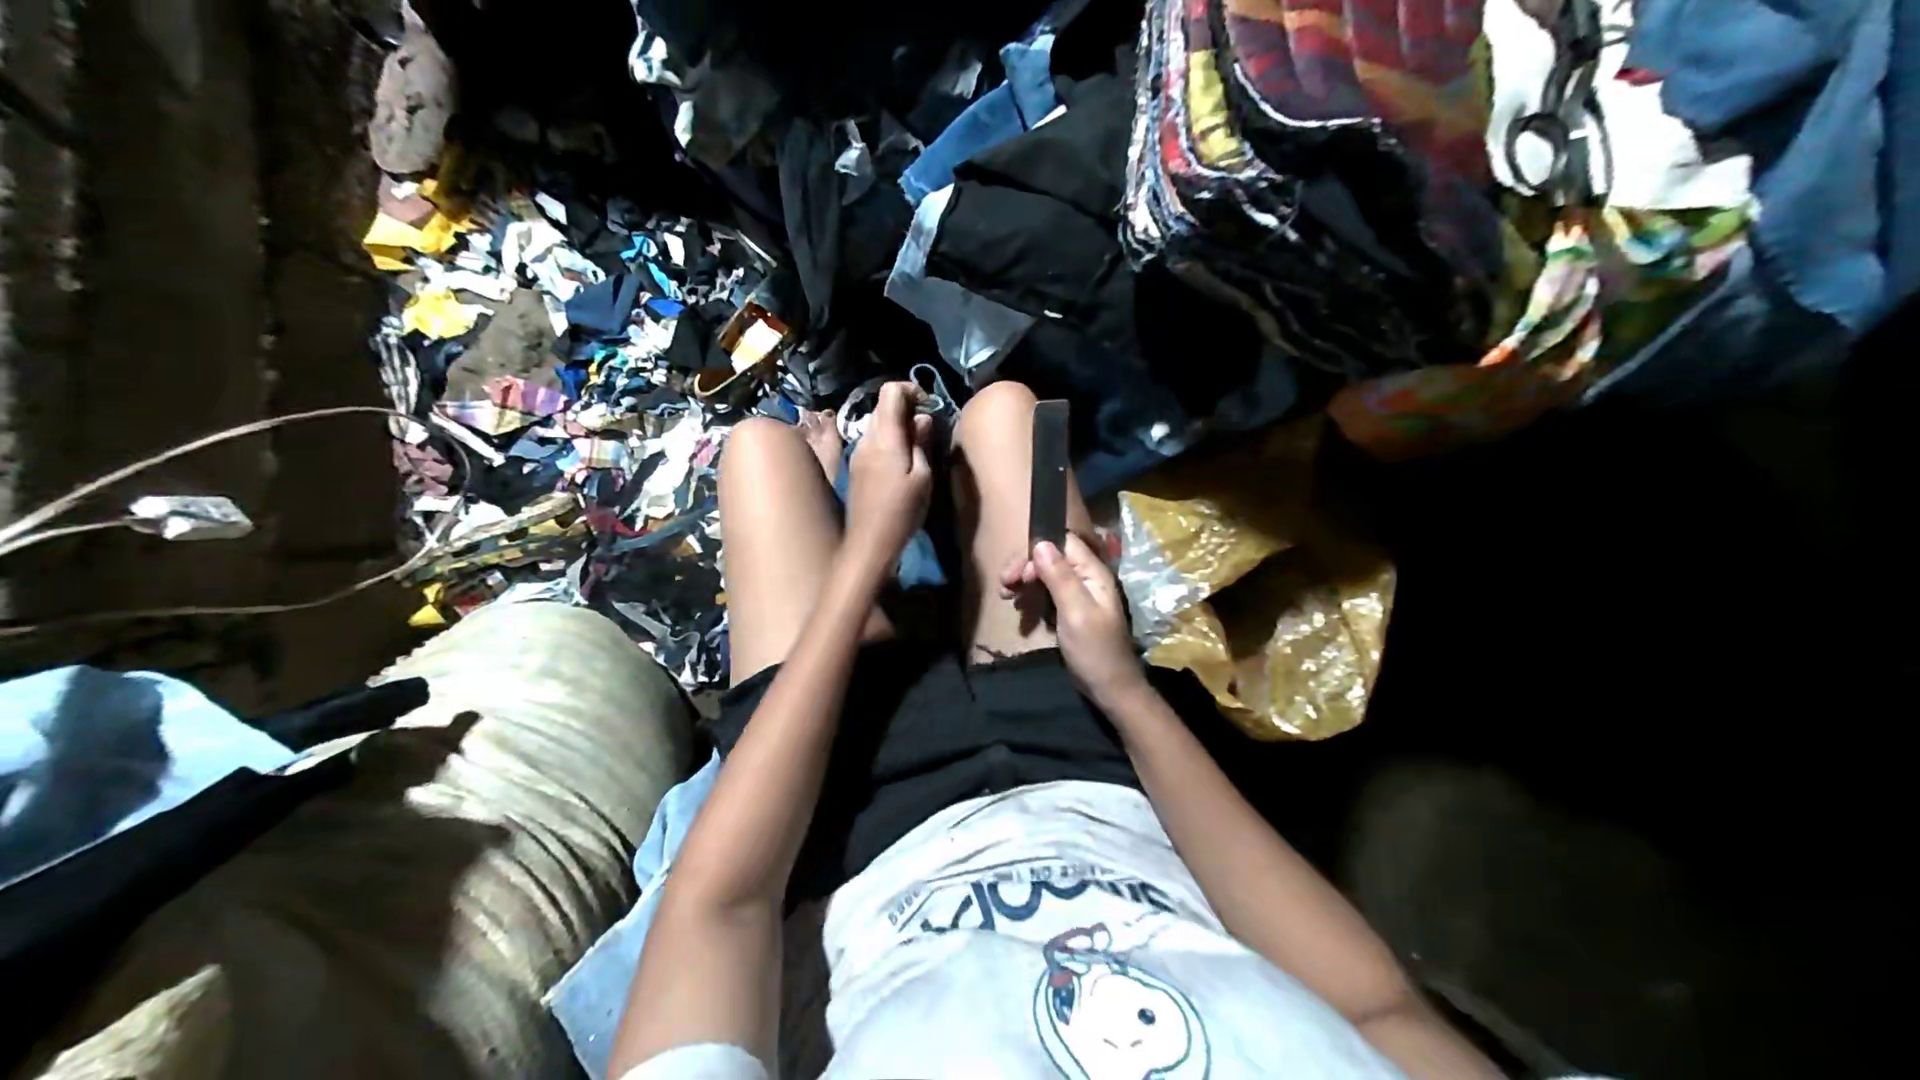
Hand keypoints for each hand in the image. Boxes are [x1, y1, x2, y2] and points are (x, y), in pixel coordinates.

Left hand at [844, 382, 933, 578]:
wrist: (868, 543)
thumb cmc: (902, 511)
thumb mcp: (923, 477)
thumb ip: (921, 442)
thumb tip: (922, 418)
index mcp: (884, 437)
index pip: (890, 392)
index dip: (911, 390)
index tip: (929, 405)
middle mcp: (866, 439)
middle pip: (883, 407)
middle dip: (906, 409)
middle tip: (927, 429)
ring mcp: (857, 453)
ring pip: (877, 425)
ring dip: (897, 427)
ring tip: (917, 447)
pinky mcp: (856, 468)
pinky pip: (873, 442)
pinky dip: (889, 441)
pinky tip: (901, 463)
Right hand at [1005, 533, 1147, 706]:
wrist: (1109, 688)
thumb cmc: (1094, 650)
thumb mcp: (1075, 612)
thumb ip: (1060, 577)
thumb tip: (1041, 543)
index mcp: (1093, 573)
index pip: (1062, 542)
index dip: (1037, 551)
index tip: (1019, 573)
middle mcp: (1086, 578)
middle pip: (1050, 557)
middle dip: (1025, 567)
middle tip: (1004, 586)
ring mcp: (1078, 594)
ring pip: (1045, 575)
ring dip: (1024, 581)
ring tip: (1006, 596)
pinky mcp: (1069, 610)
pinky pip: (1047, 593)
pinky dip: (1030, 596)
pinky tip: (1019, 607)